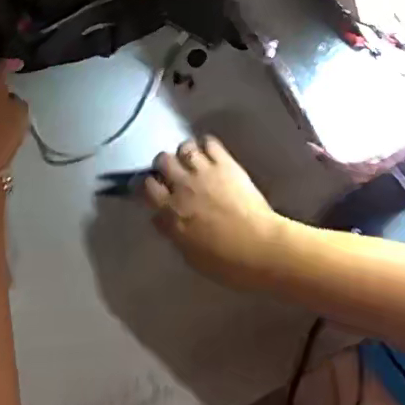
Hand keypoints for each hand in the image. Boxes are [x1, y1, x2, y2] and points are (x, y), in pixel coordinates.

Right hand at [143, 137, 293, 287]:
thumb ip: (171, 230)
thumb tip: (160, 217)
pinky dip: (206, 145)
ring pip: (184, 147)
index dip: (147, 184)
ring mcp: (204, 171)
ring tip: (191, 159)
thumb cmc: (223, 261)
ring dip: (185, 153)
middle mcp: (183, 185)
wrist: (258, 246)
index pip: (147, 187)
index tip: (152, 187)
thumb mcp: (188, 253)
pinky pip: (209, 143)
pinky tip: (210, 152)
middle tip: (172, 171)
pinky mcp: (225, 163)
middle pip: (162, 160)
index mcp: (170, 211)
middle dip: (164, 164)